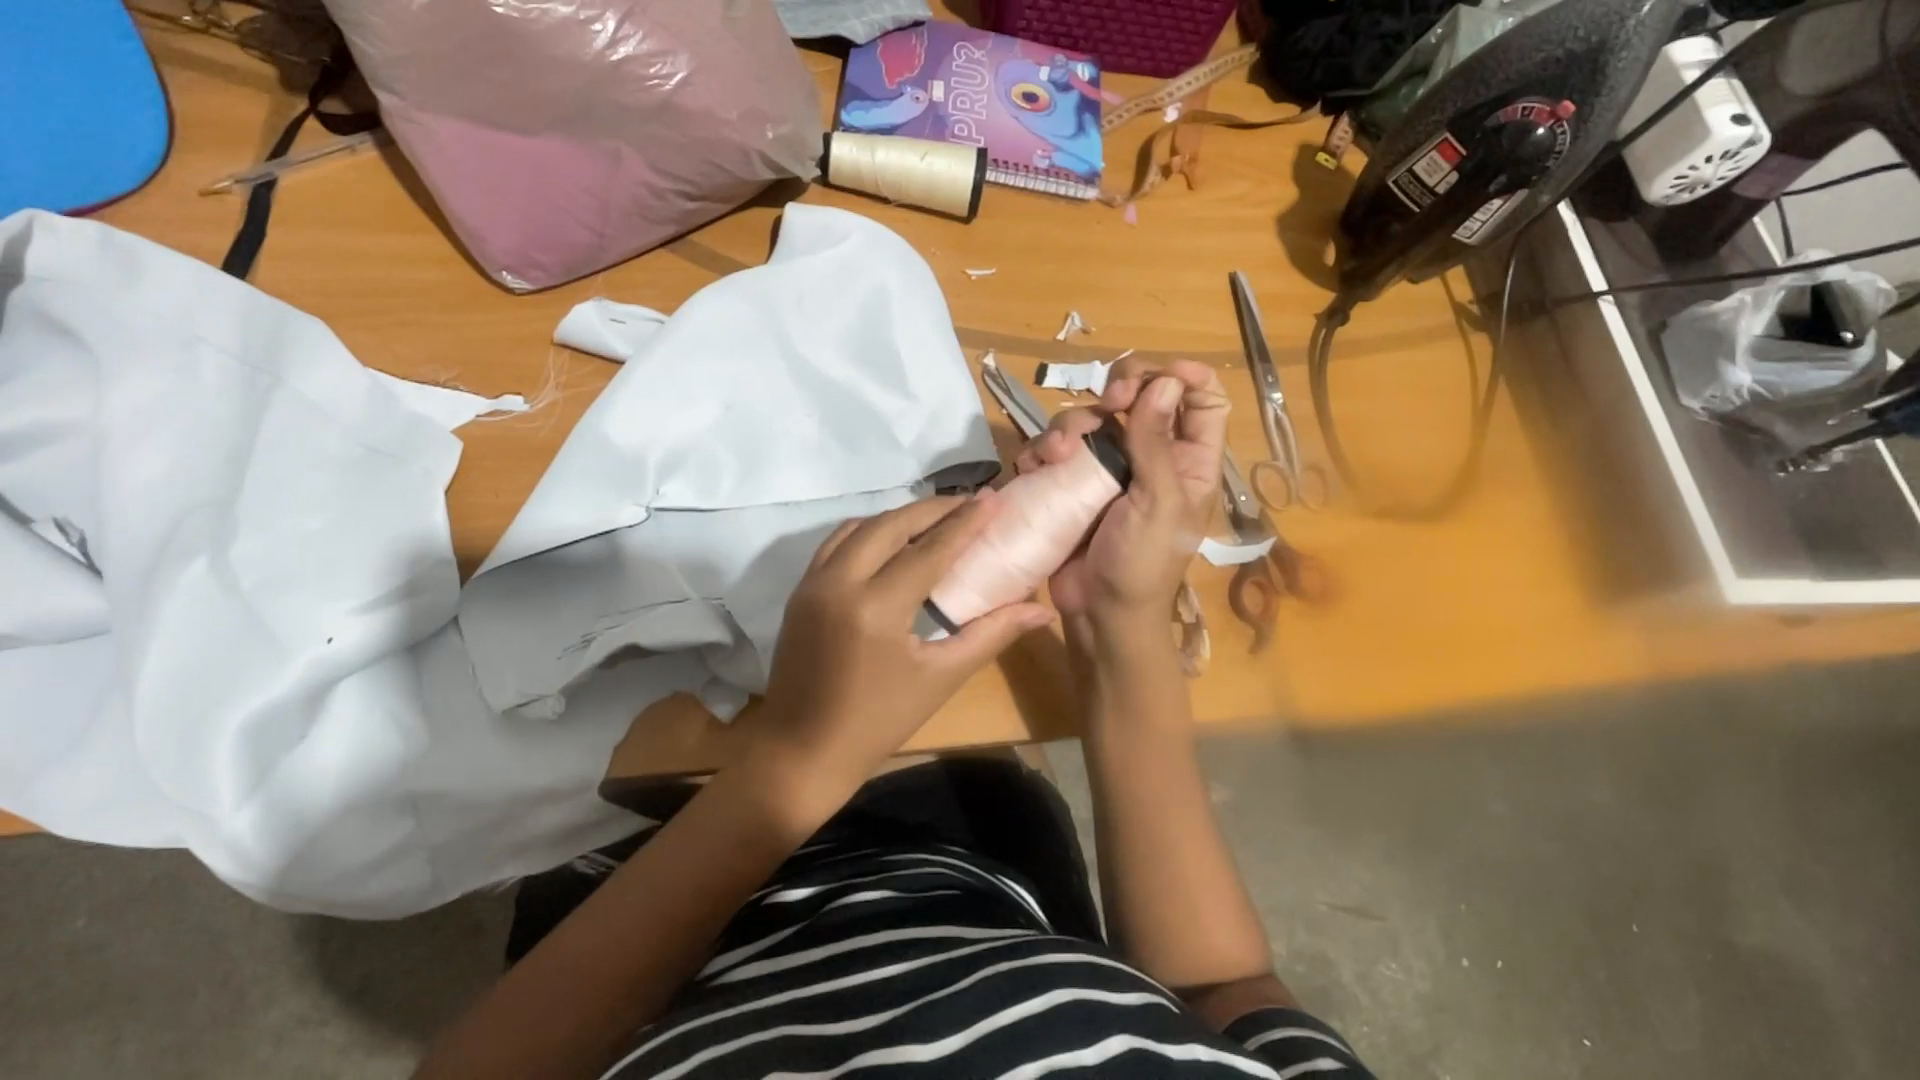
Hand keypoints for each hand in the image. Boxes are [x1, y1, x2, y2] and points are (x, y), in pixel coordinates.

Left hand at [753, 495, 1054, 793]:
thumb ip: (991, 635)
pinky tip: (892, 543)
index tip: (993, 498)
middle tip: (969, 503)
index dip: (965, 522)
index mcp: (877, 608)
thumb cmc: (878, 723)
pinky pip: (836, 544)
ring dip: (899, 518)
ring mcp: (812, 584)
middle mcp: (840, 583)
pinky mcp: (799, 592)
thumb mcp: (940, 679)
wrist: (800, 752)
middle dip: (933, 510)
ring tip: (935, 519)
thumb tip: (1041, 611)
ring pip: (859, 528)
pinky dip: (868, 533)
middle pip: (892, 525)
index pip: (930, 550)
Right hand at [1015, 358, 1227, 628]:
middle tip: (1109, 401)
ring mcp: (1108, 466)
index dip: (1184, 376)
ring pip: (1093, 415)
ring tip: (1059, 455)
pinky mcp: (1071, 480)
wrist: (1098, 614)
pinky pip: (1057, 446)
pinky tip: (1037, 466)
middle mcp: (1151, 454)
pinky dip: (1044, 448)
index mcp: (1189, 460)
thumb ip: (1157, 442)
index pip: (1202, 398)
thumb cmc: (1142, 566)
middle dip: (1122, 387)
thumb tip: (1165, 382)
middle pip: (1142, 392)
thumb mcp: (1158, 503)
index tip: (1157, 377)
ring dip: (1072, 423)